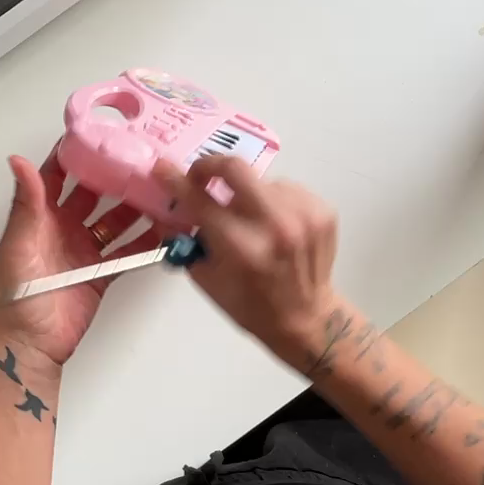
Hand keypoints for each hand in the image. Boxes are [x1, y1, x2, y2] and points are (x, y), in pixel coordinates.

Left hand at [0, 154, 156, 368]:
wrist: (30, 345)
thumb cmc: (16, 298)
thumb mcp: (18, 245)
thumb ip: (26, 203)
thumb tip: (18, 160)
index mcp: (39, 218)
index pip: (57, 175)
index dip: (75, 153)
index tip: (99, 131)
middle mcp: (63, 229)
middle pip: (93, 193)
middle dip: (114, 175)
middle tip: (141, 157)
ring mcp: (84, 251)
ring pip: (115, 220)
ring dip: (135, 206)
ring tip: (160, 189)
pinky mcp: (101, 274)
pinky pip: (127, 252)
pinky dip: (145, 242)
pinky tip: (165, 230)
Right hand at [153, 156, 354, 374]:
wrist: (305, 318)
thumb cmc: (249, 304)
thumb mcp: (206, 278)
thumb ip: (187, 240)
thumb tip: (171, 209)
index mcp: (241, 248)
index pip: (199, 201)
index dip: (175, 181)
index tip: (162, 168)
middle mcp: (274, 225)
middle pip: (235, 168)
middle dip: (210, 166)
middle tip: (201, 176)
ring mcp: (302, 215)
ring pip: (261, 181)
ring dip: (246, 193)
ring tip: (247, 217)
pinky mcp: (321, 210)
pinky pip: (286, 189)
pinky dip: (272, 200)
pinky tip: (273, 223)